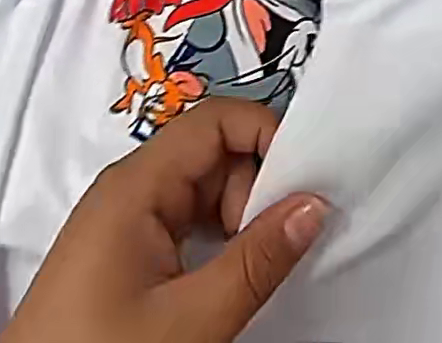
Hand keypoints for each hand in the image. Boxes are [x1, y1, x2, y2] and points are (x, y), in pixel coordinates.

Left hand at [4, 97, 330, 342]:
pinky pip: (187, 218)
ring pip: (204, 188)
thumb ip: (257, 260)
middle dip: (253, 188)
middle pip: (212, 152)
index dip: (263, 134)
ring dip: (237, 219)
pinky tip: (223, 278)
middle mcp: (131, 186)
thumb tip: (314, 204)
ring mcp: (127, 216)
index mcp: (138, 182)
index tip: (303, 180)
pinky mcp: (128, 246)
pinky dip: (217, 238)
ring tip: (245, 271)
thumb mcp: (189, 321)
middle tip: (271, 245)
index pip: (215, 120)